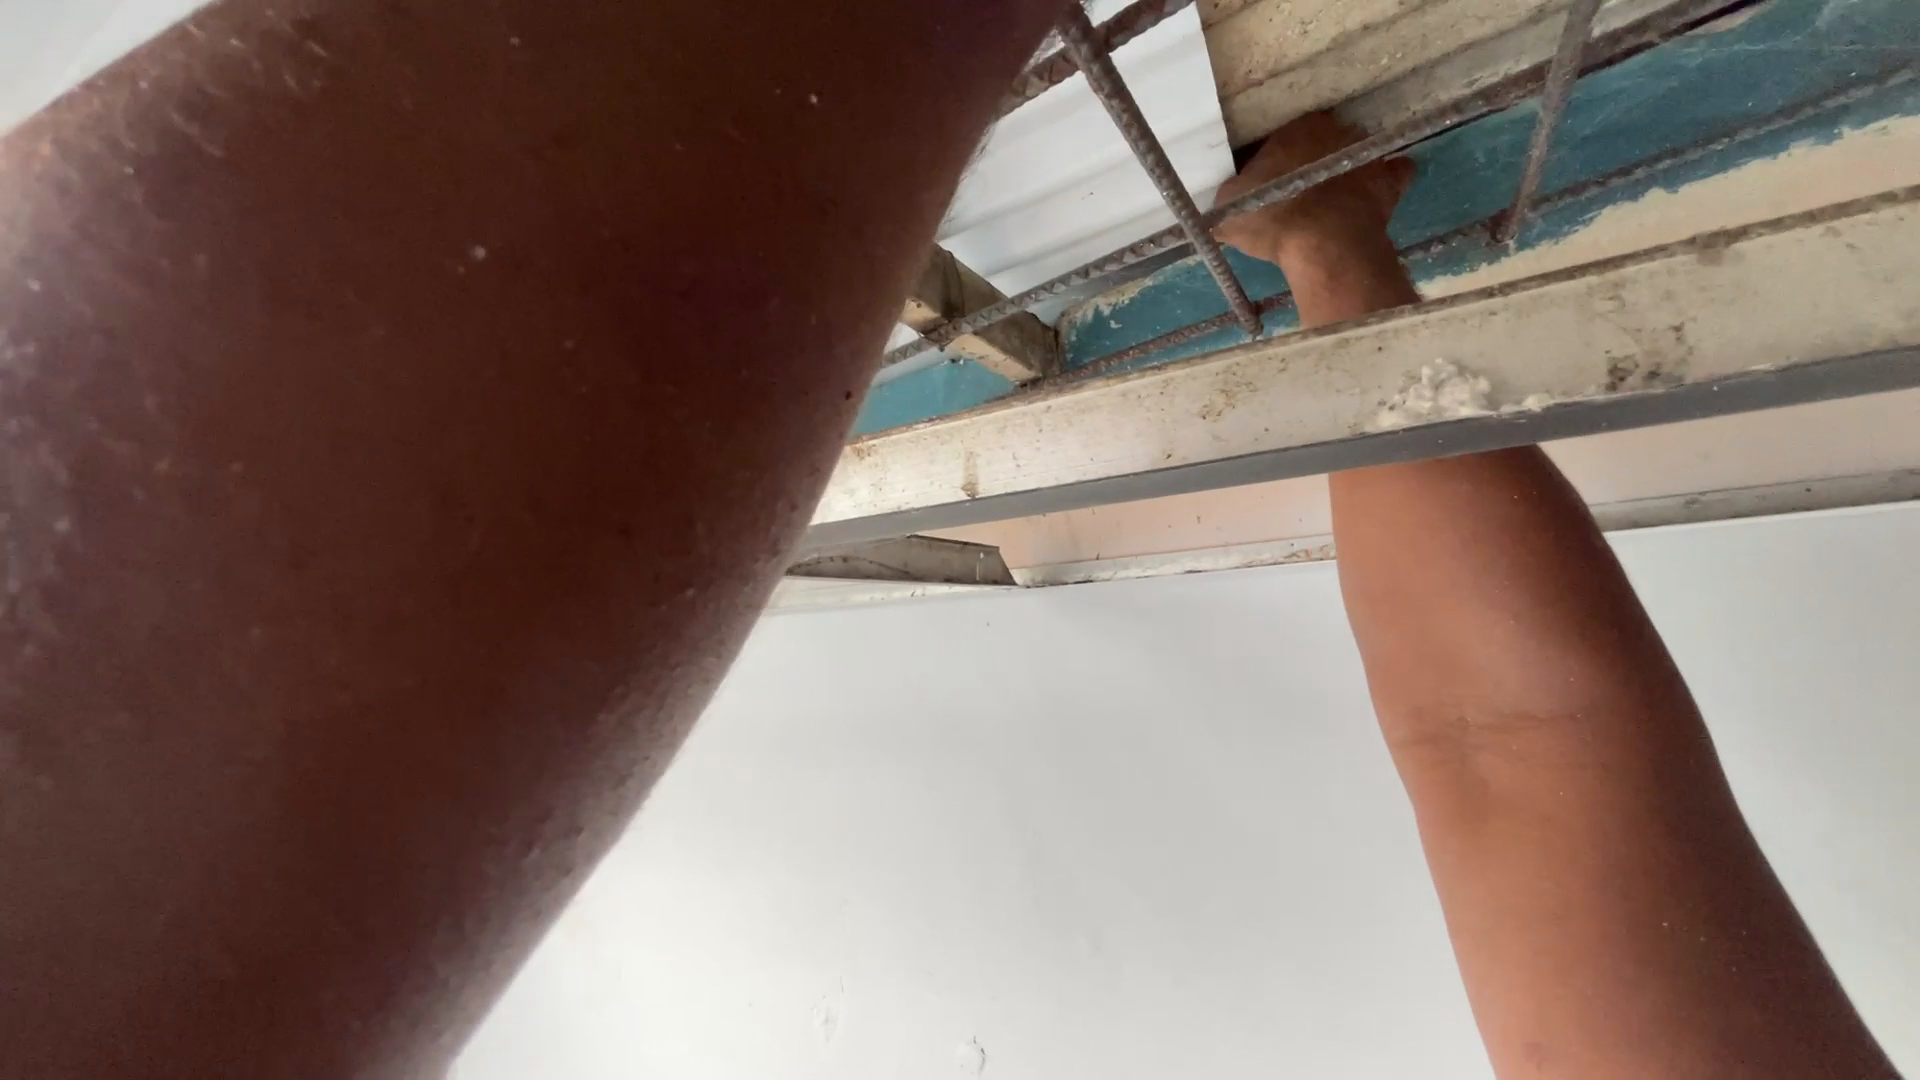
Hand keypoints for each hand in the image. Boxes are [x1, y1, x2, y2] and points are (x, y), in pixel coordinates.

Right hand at [1211, 112, 1413, 265]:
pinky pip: (1392, 173)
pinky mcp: (1390, 182)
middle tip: (1293, 194)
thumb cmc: (1272, 217)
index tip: (1262, 185)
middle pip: (1320, 142)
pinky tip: (1370, 196)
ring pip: (1354, 154)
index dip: (1270, 161)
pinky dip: (1383, 182)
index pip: (1280, 137)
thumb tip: (1227, 199)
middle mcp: (1337, 130)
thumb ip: (1229, 195)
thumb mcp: (1228, 207)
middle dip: (1309, 162)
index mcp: (1296, 127)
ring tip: (1329, 198)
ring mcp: (1369, 154)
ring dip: (1344, 170)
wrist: (1323, 245)